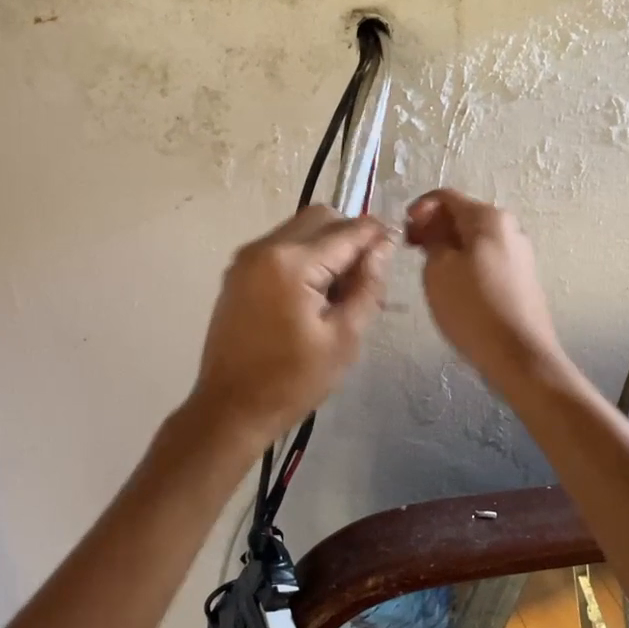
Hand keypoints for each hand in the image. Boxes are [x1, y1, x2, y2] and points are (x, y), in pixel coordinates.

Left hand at [190, 206, 391, 445]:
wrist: (230, 409)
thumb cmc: (293, 381)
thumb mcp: (344, 338)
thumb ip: (367, 286)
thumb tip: (383, 247)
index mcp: (291, 263)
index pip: (348, 230)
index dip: (378, 235)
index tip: (398, 246)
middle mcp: (264, 248)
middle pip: (321, 217)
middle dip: (350, 236)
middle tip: (366, 277)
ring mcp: (245, 259)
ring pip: (300, 229)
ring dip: (326, 246)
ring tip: (340, 291)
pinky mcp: (238, 274)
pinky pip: (280, 247)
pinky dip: (304, 257)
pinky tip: (313, 295)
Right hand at [405, 189, 567, 387]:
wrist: (518, 354)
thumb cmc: (472, 307)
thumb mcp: (437, 269)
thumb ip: (432, 240)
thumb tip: (435, 232)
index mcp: (489, 217)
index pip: (445, 196)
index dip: (419, 209)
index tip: (404, 233)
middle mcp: (510, 227)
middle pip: (463, 216)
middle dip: (434, 228)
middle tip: (412, 251)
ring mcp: (520, 253)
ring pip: (475, 239)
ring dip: (449, 247)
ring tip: (430, 272)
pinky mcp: (522, 278)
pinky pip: (487, 259)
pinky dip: (466, 263)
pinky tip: (454, 287)